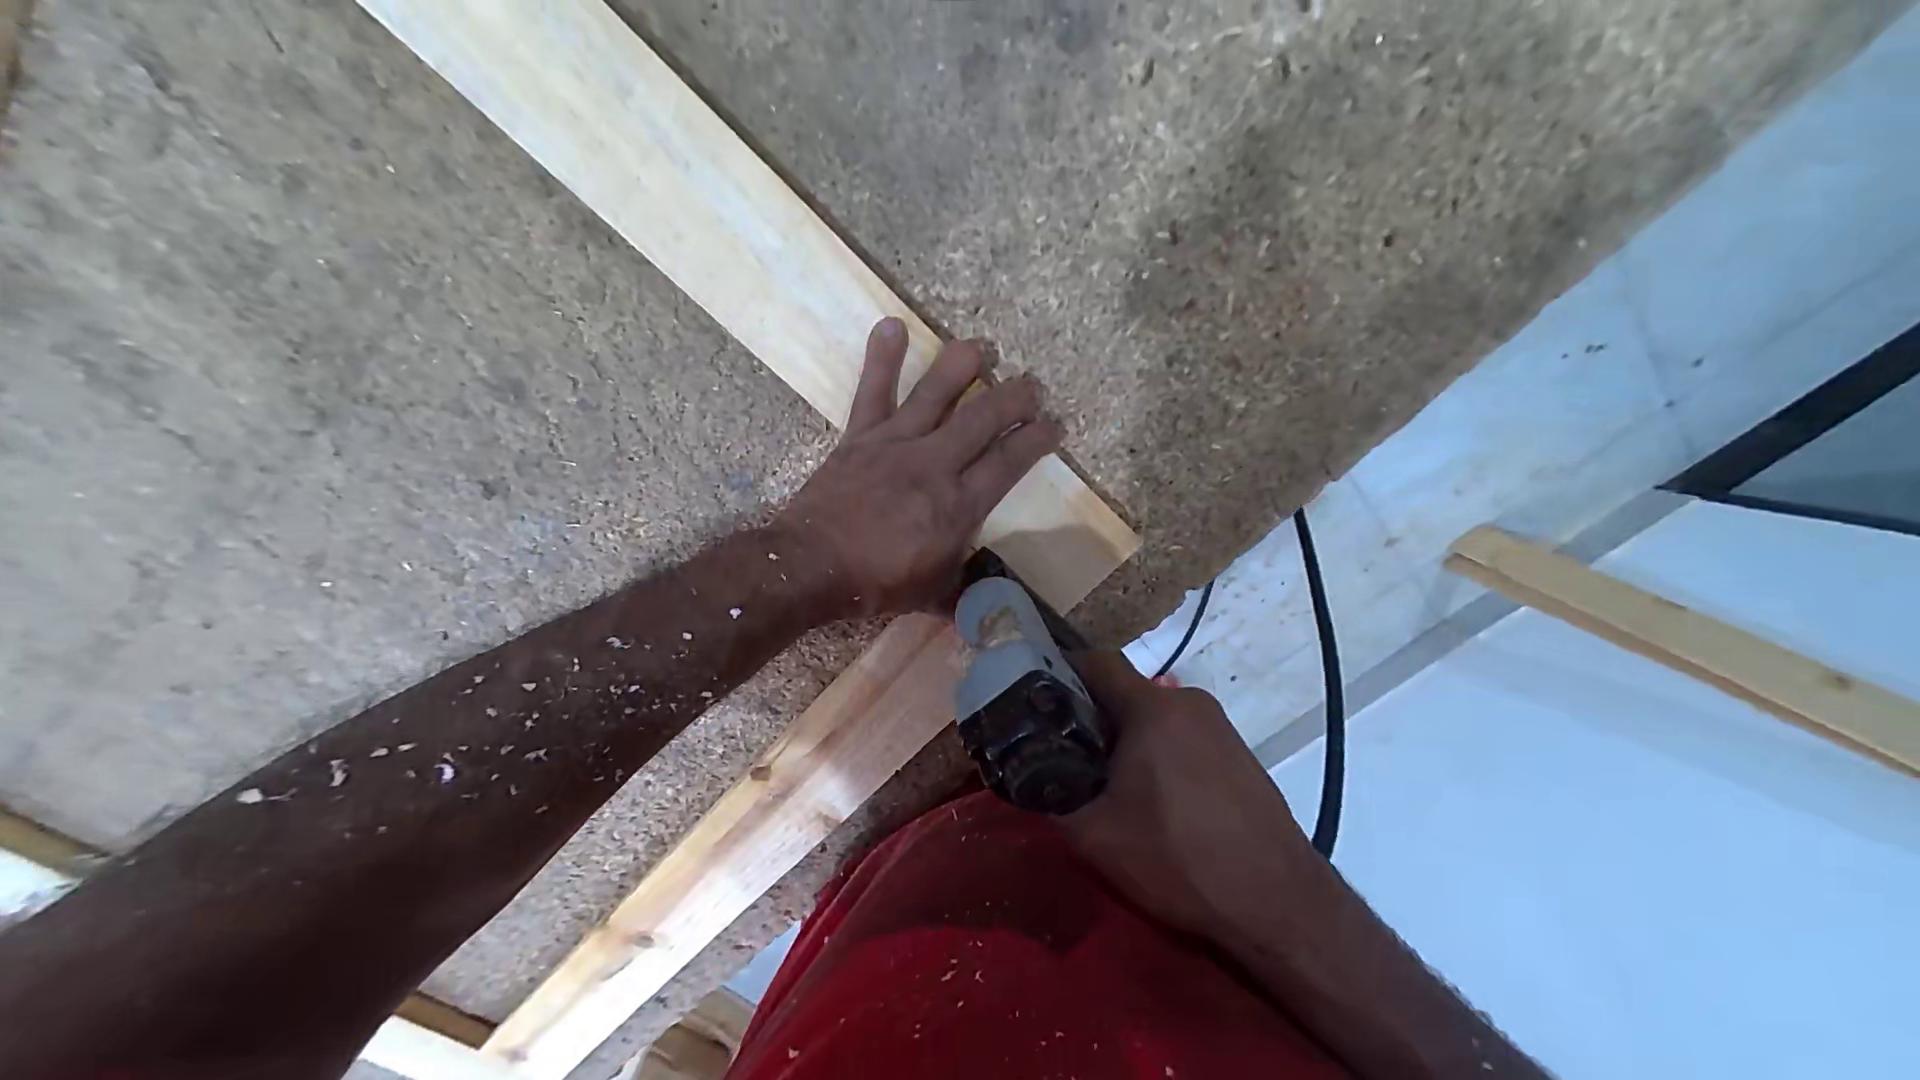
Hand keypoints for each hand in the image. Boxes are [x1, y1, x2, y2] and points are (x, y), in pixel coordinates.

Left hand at [776, 317, 1062, 616]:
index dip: (1038, 439)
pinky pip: (873, 391)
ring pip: (936, 393)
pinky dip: (882, 357)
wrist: (811, 566)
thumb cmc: (877, 584)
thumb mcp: (932, 594)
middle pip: (984, 417)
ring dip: (964, 364)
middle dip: (1016, 396)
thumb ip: (964, 590)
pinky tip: (891, 324)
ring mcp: (896, 444)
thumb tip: (986, 604)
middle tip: (1032, 385)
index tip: (1055, 427)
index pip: (1010, 461)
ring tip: (984, 346)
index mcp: (958, 504)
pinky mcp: (861, 436)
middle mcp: (934, 464)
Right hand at [1057, 652, 1314, 938]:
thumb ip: (1050, 802)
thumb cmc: (1180, 859)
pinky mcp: (1239, 753)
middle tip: (1066, 752)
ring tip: (1109, 782)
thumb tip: (1028, 785)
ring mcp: (1220, 726)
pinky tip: (1157, 798)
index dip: (1061, 669)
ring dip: (1127, 738)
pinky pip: (1184, 736)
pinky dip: (1160, 752)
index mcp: (1153, 708)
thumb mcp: (1096, 837)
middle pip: (1126, 691)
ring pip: (1155, 716)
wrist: (1279, 903)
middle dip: (1092, 716)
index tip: (1037, 695)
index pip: (1096, 661)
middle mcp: (1189, 702)